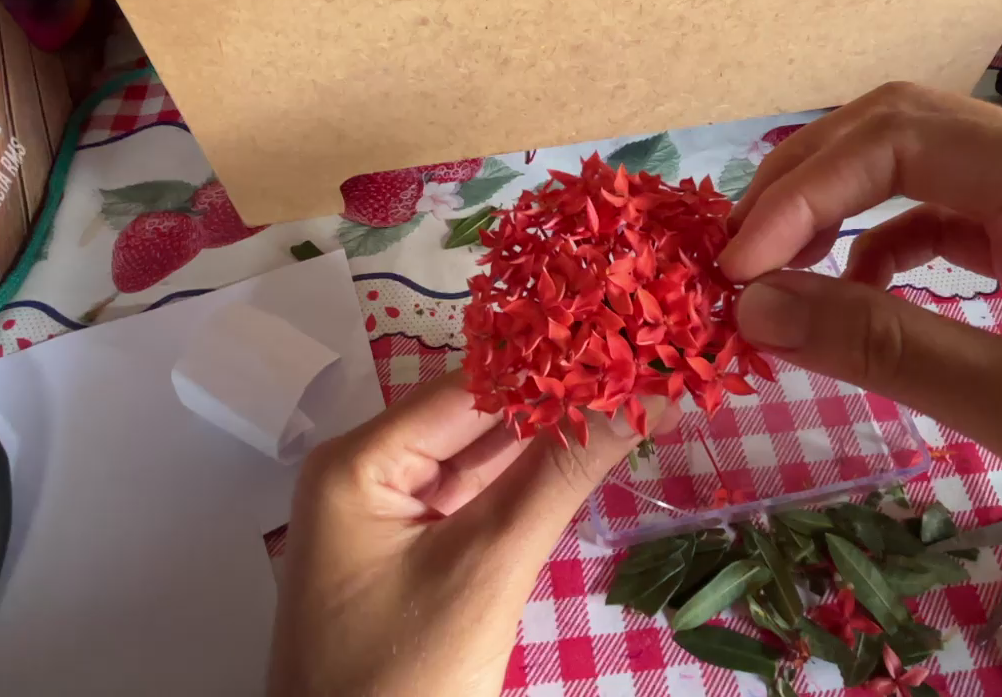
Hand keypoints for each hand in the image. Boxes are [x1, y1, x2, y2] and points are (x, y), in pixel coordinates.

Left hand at [269, 372, 650, 696]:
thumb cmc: (407, 682)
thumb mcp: (490, 568)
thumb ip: (562, 474)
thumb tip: (641, 398)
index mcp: (360, 459)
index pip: (469, 388)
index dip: (547, 363)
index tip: (618, 338)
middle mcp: (368, 468)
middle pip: (474, 417)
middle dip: (553, 398)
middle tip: (633, 362)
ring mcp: (390, 509)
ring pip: (480, 454)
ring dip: (548, 435)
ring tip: (623, 390)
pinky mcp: (414, 544)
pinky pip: (476, 493)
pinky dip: (527, 478)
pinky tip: (582, 447)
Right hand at [720, 83, 1001, 692]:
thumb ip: (895, 350)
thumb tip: (759, 307)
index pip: (901, 136)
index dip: (802, 191)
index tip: (737, 266)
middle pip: (907, 131)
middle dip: (809, 182)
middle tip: (741, 253)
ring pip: (927, 173)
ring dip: (842, 209)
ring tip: (780, 265)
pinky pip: (959, 223)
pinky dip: (891, 246)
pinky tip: (859, 287)